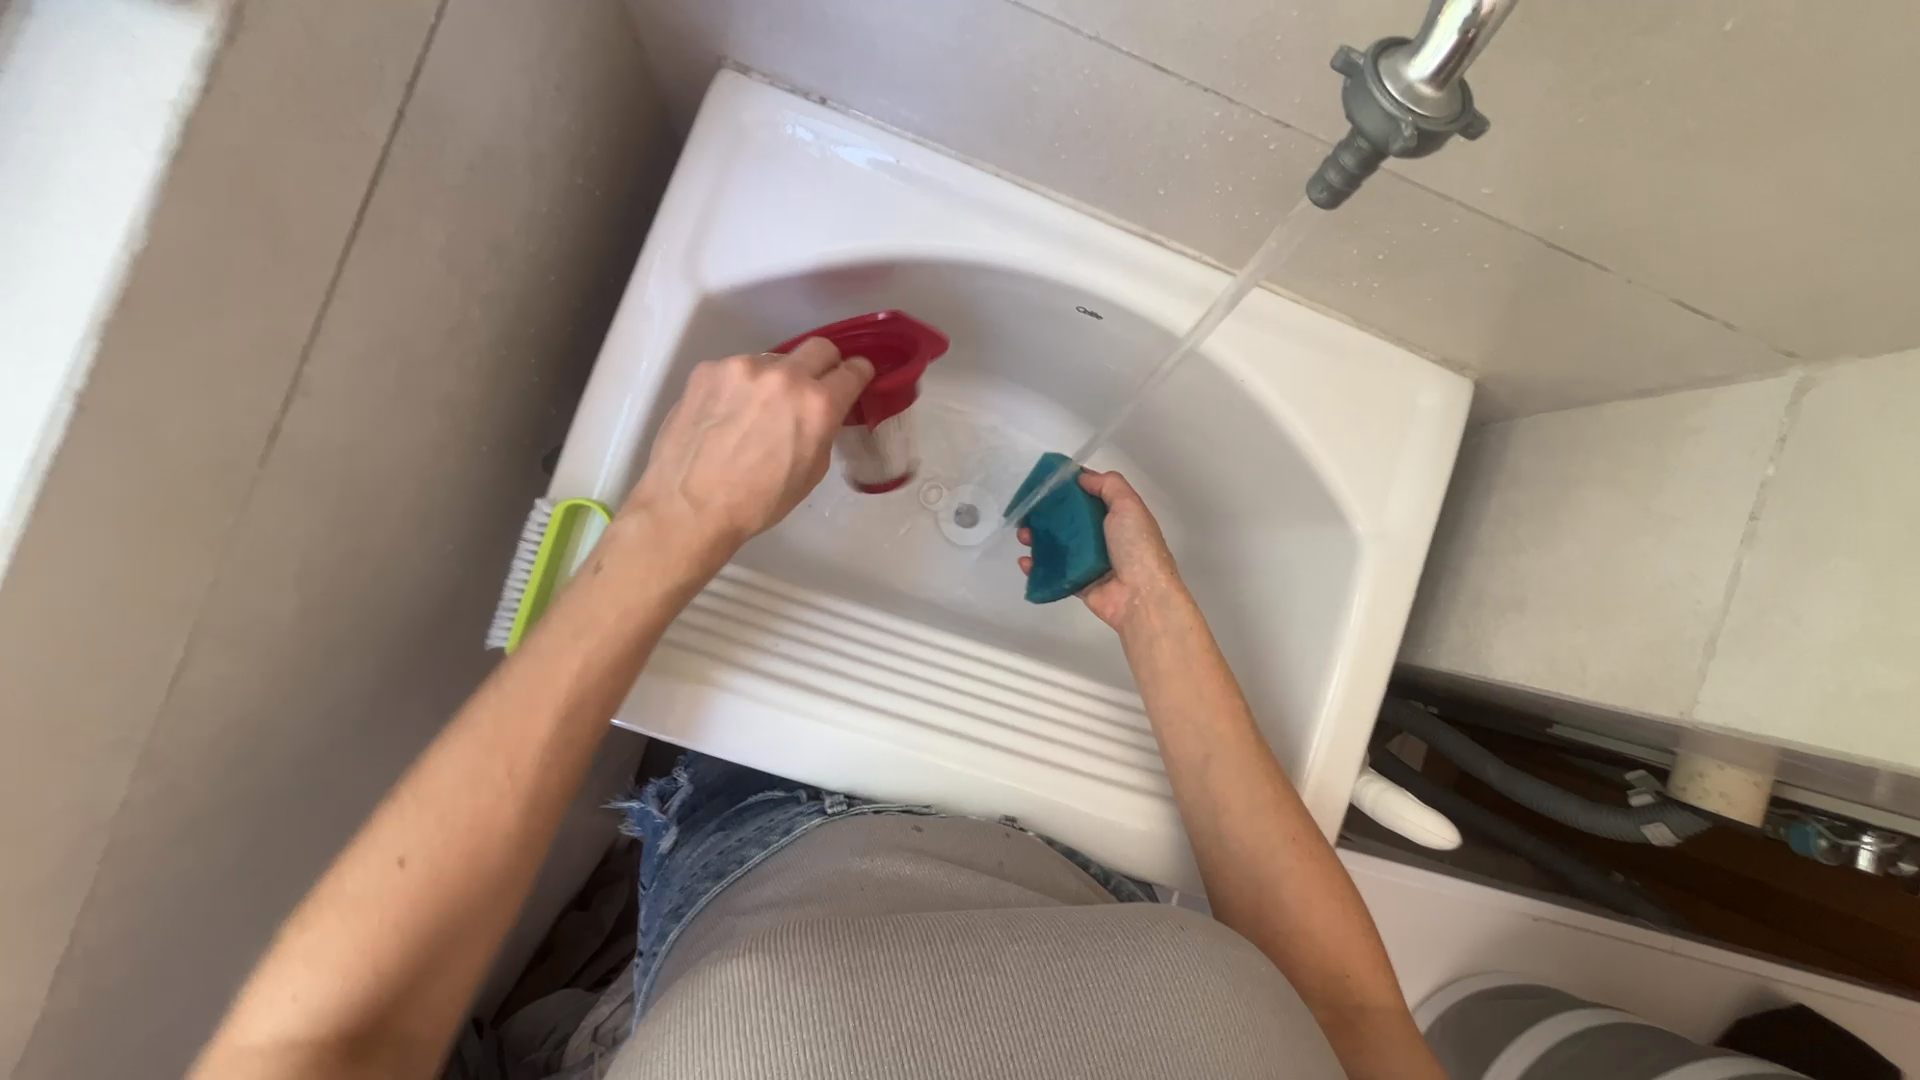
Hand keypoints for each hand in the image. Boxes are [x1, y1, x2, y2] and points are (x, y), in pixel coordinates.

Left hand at [625, 338, 872, 554]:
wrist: (688, 506)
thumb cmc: (758, 502)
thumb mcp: (811, 471)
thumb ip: (823, 430)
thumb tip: (821, 413)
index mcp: (817, 404)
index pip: (852, 371)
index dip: (859, 373)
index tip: (856, 376)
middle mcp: (784, 376)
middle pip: (819, 347)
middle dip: (824, 364)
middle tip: (814, 386)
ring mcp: (742, 367)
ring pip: (774, 361)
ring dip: (776, 380)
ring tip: (757, 413)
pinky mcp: (708, 369)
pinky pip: (737, 370)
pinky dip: (740, 388)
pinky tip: (726, 416)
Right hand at [1019, 469, 1187, 632]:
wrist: (1141, 595)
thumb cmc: (1136, 546)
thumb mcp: (1128, 504)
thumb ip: (1108, 485)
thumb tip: (1082, 478)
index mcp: (1117, 517)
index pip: (1089, 496)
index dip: (1069, 488)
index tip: (1045, 482)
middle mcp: (1103, 538)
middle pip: (1068, 521)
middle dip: (1046, 514)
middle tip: (1027, 511)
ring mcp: (1089, 562)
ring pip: (1058, 546)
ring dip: (1037, 539)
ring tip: (1022, 535)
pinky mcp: (1078, 583)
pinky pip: (1053, 573)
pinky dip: (1037, 567)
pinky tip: (1024, 561)